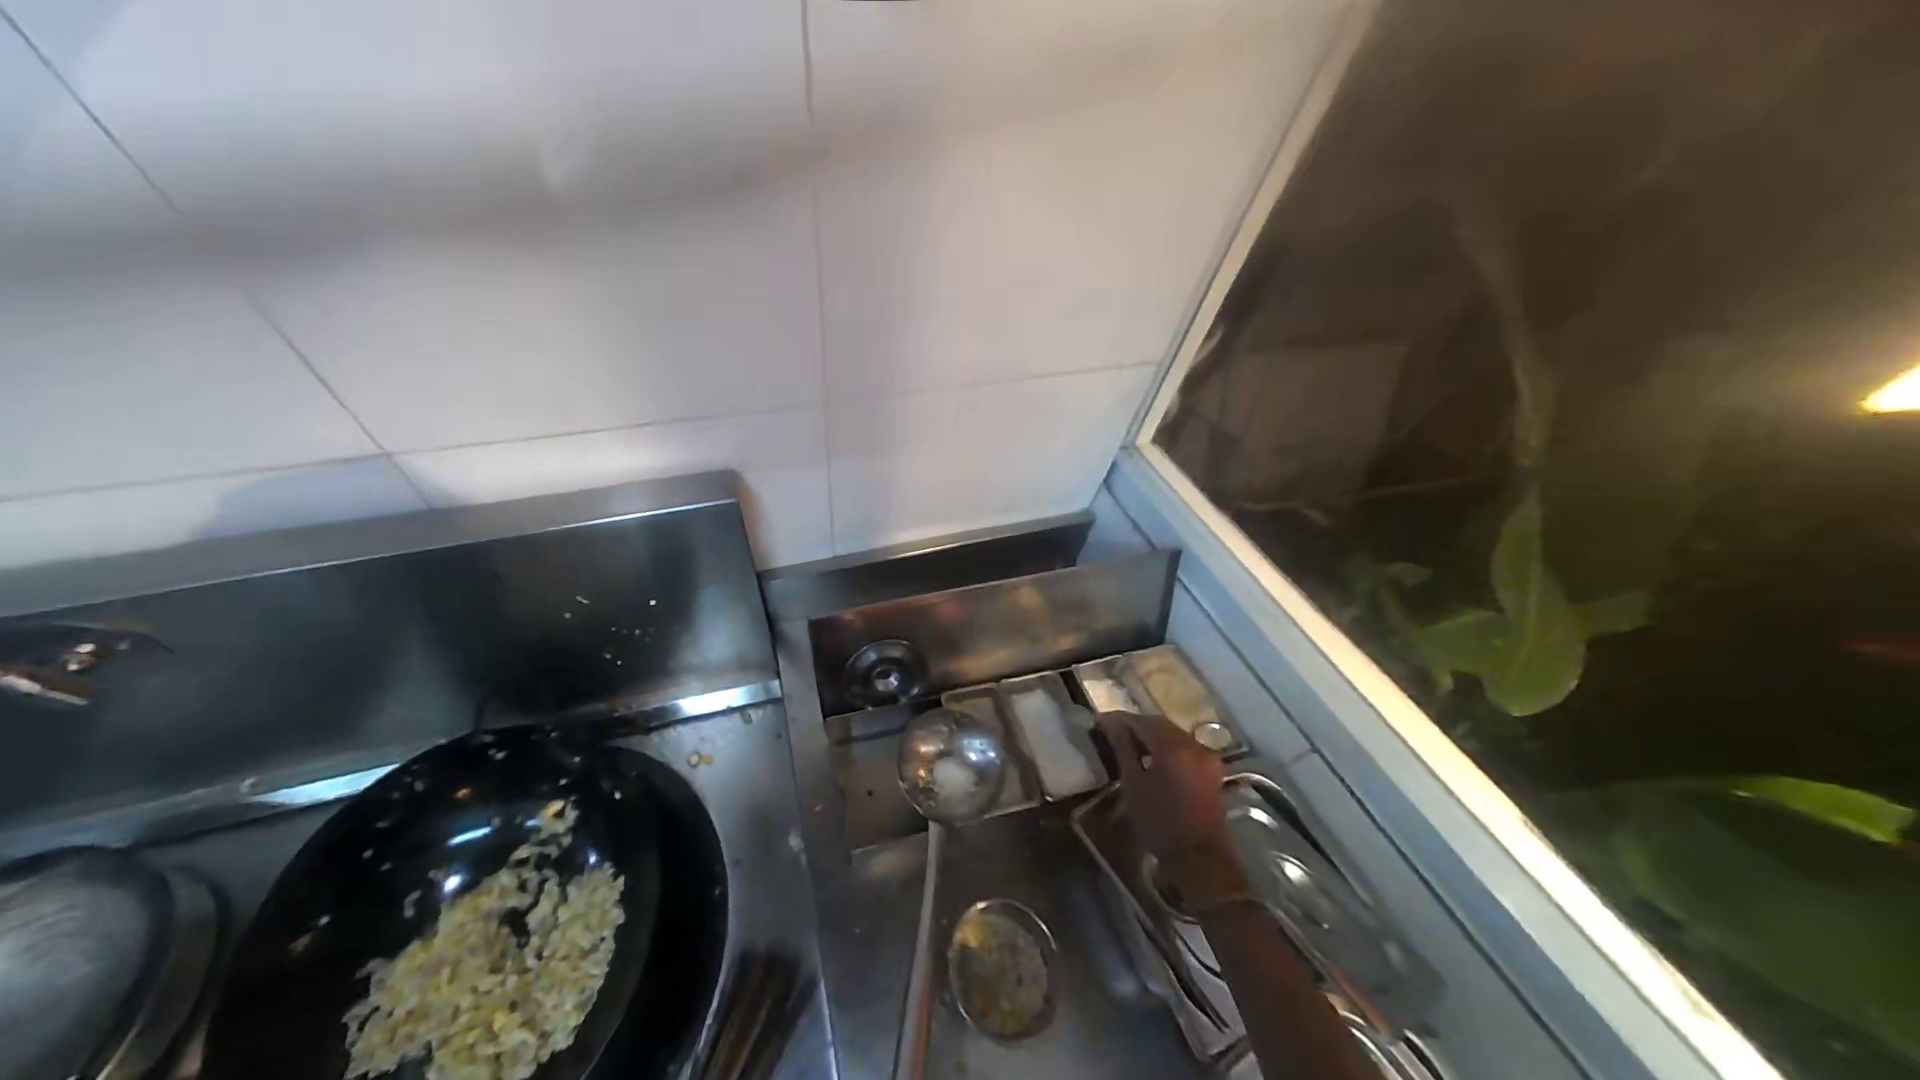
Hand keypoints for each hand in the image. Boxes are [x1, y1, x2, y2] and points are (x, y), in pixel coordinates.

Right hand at [1095, 711, 1250, 905]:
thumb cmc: (1159, 822)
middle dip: (1137, 724)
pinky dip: (1168, 746)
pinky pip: (1185, 746)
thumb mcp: (1133, 784)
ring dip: (1153, 734)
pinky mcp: (1211, 768)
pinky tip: (1153, 756)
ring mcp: (1206, 756)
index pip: (1142, 721)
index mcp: (1173, 746)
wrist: (1199, 856)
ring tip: (1130, 743)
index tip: (1101, 720)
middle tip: (1114, 729)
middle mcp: (1193, 744)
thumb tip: (1111, 725)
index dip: (1120, 719)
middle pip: (1160, 724)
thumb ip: (1123, 749)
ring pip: (1174, 734)